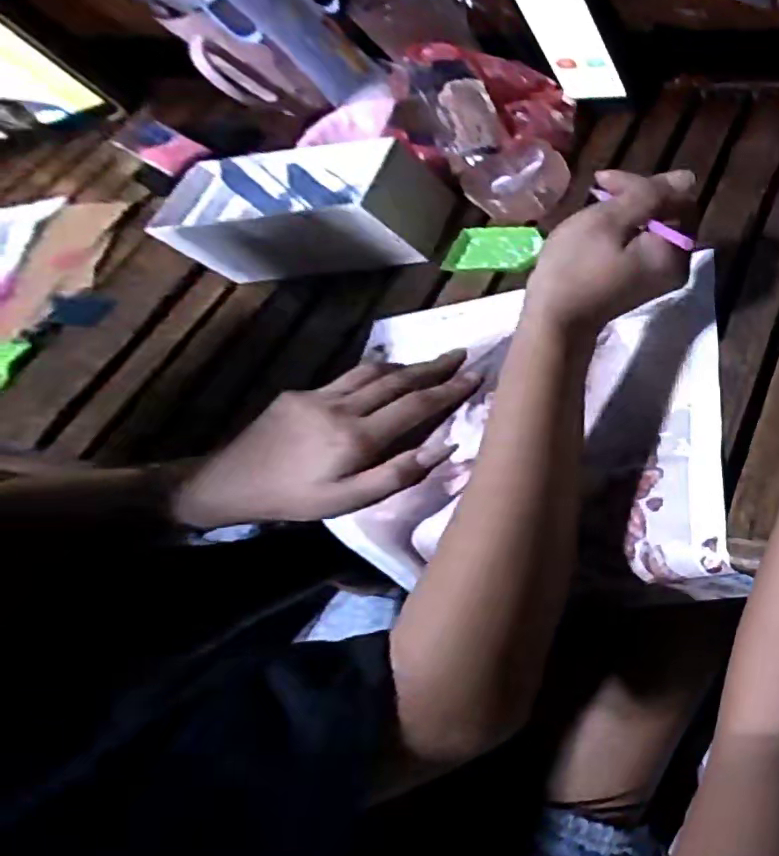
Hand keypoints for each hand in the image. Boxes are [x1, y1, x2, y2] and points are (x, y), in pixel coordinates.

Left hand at [171, 351, 479, 527]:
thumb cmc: (298, 499)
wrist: (224, 486)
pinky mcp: (299, 395)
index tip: (477, 377)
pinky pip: (348, 377)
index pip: (416, 406)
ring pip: (372, 373)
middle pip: (397, 381)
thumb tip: (447, 448)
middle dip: (434, 368)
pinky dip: (378, 371)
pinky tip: (390, 372)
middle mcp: (340, 409)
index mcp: (358, 437)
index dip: (449, 390)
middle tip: (463, 356)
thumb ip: (401, 473)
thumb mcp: (353, 499)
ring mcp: (317, 397)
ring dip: (409, 365)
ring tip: (435, 360)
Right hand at [525, 169, 696, 336]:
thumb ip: (650, 197)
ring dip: (633, 210)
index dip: (647, 183)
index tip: (605, 180)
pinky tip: (605, 224)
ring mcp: (667, 276)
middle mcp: (680, 265)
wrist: (561, 316)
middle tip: (600, 187)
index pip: (678, 201)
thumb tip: (689, 179)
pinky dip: (631, 229)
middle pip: (673, 215)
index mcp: (675, 251)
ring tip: (598, 202)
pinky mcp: (650, 280)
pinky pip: (650, 245)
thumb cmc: (578, 264)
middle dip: (640, 195)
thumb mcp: (610, 220)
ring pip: (660, 228)